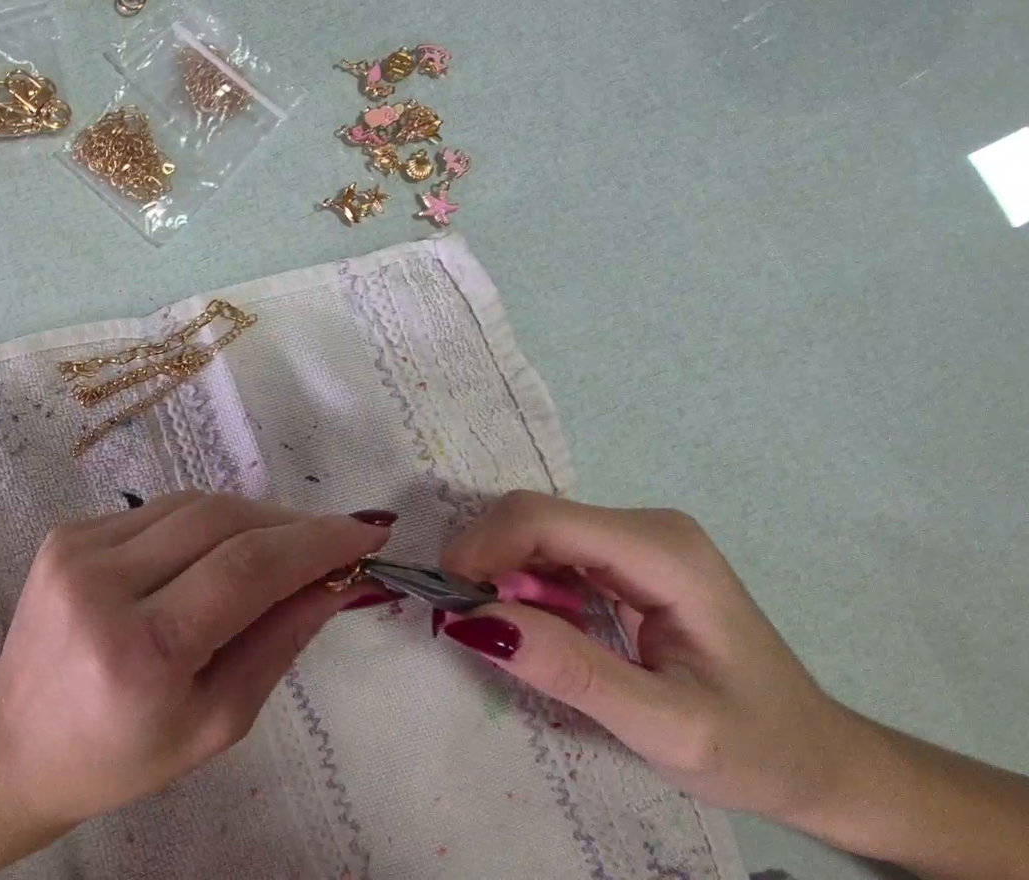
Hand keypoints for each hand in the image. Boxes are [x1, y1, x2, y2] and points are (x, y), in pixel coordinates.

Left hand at [0, 492, 393, 828]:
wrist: (16, 740)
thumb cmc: (121, 754)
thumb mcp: (214, 724)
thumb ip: (277, 644)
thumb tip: (334, 581)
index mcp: (142, 650)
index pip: (246, 569)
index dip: (314, 542)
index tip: (364, 533)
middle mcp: (102, 584)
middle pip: (218, 519)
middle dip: (286, 522)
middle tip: (330, 539)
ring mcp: (75, 549)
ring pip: (187, 505)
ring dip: (246, 517)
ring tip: (281, 545)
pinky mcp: (63, 532)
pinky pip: (153, 513)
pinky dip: (197, 524)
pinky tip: (214, 553)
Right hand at [439, 491, 852, 820]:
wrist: (820, 760)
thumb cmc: (756, 750)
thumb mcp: (668, 729)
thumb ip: (573, 672)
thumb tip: (473, 620)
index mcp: (664, 554)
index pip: (540, 519)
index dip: (481, 552)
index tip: (454, 608)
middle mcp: (647, 528)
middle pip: (527, 515)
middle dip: (483, 563)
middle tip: (475, 627)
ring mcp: (636, 538)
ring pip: (528, 529)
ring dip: (498, 574)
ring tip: (510, 635)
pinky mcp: (624, 555)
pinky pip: (545, 549)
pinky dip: (519, 582)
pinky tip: (538, 625)